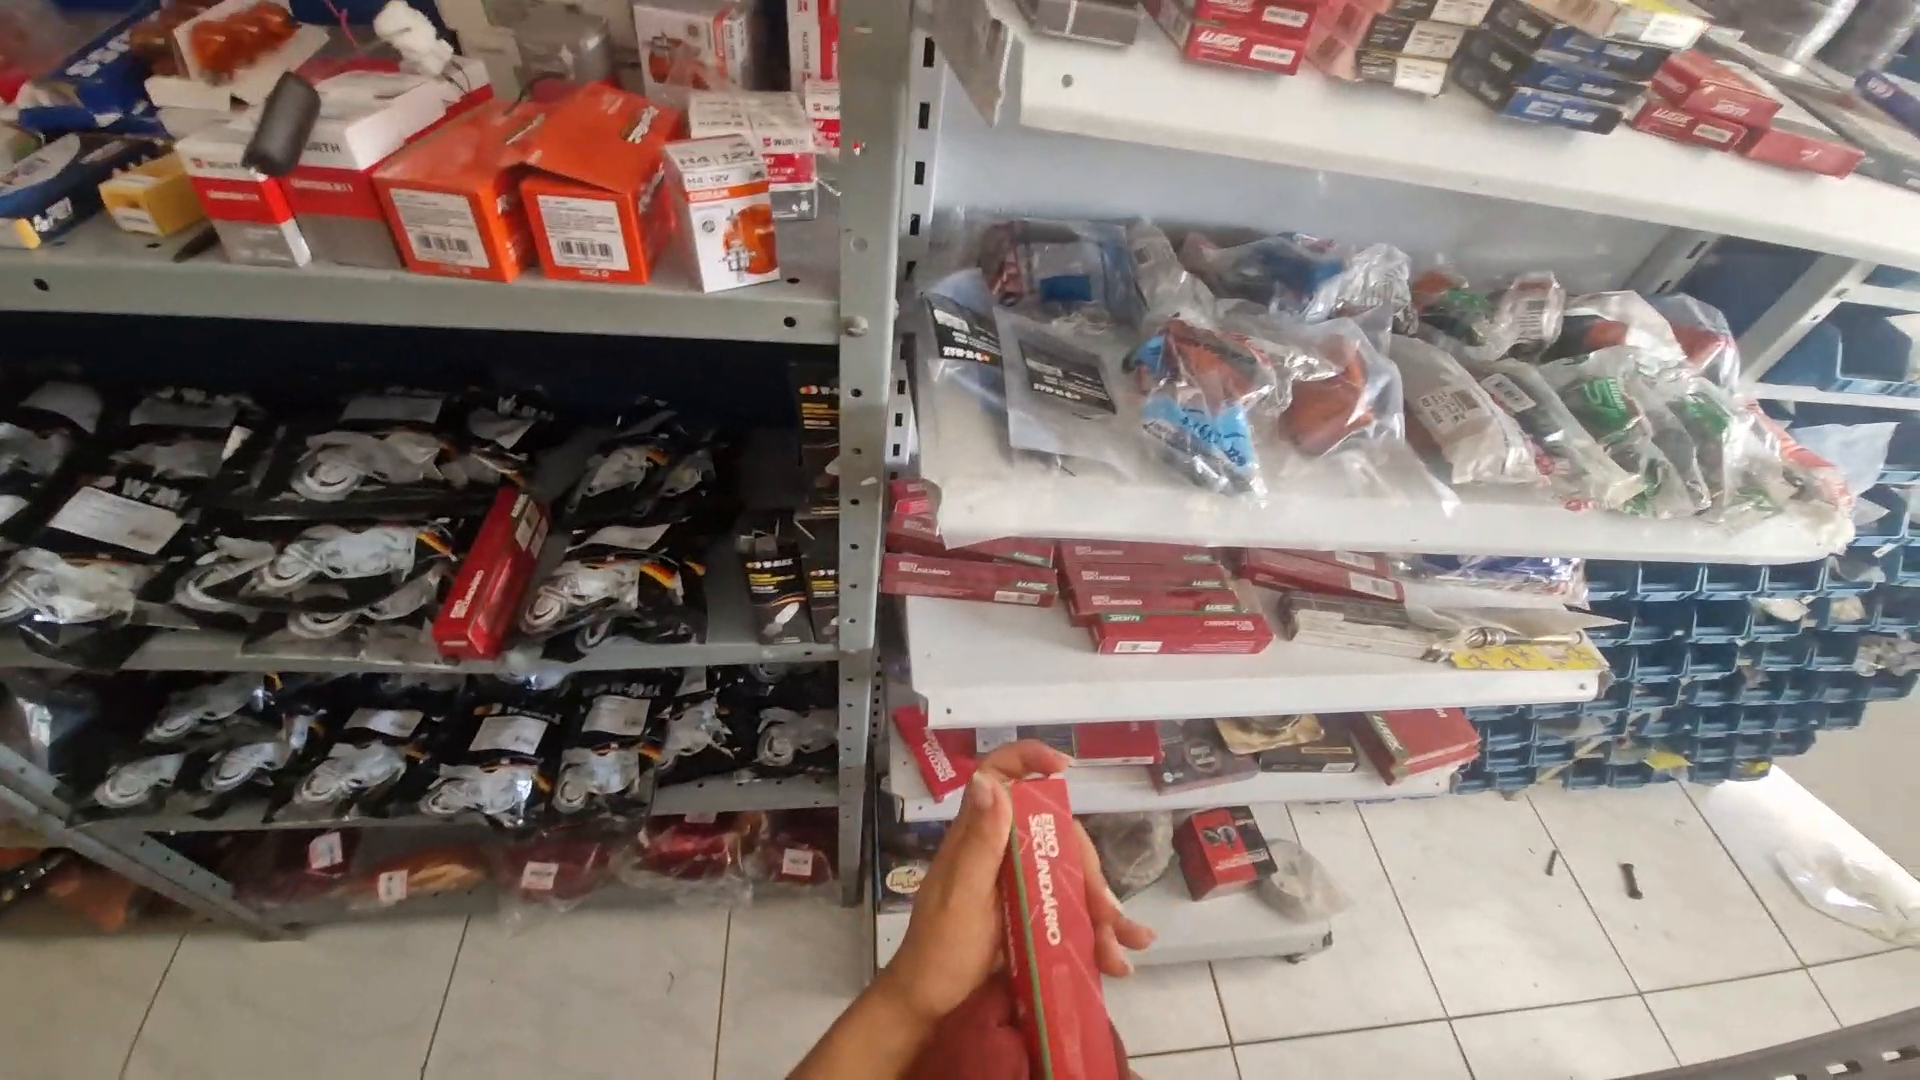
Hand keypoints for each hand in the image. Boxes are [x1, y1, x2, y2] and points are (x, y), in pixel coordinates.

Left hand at [877, 740, 1155, 1026]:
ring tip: (1120, 952)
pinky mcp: (1032, 910)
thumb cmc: (939, 947)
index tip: (1064, 767)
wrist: (931, 1002)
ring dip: (1101, 910)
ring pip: (1071, 872)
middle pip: (1056, 833)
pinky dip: (1099, 931)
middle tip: (1107, 913)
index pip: (1000, 776)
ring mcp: (1019, 879)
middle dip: (1088, 870)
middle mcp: (1002, 848)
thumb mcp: (961, 895)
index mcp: (979, 834)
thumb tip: (990, 781)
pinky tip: (1118, 959)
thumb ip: (979, 841)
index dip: (1029, 760)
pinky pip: (1073, 907)